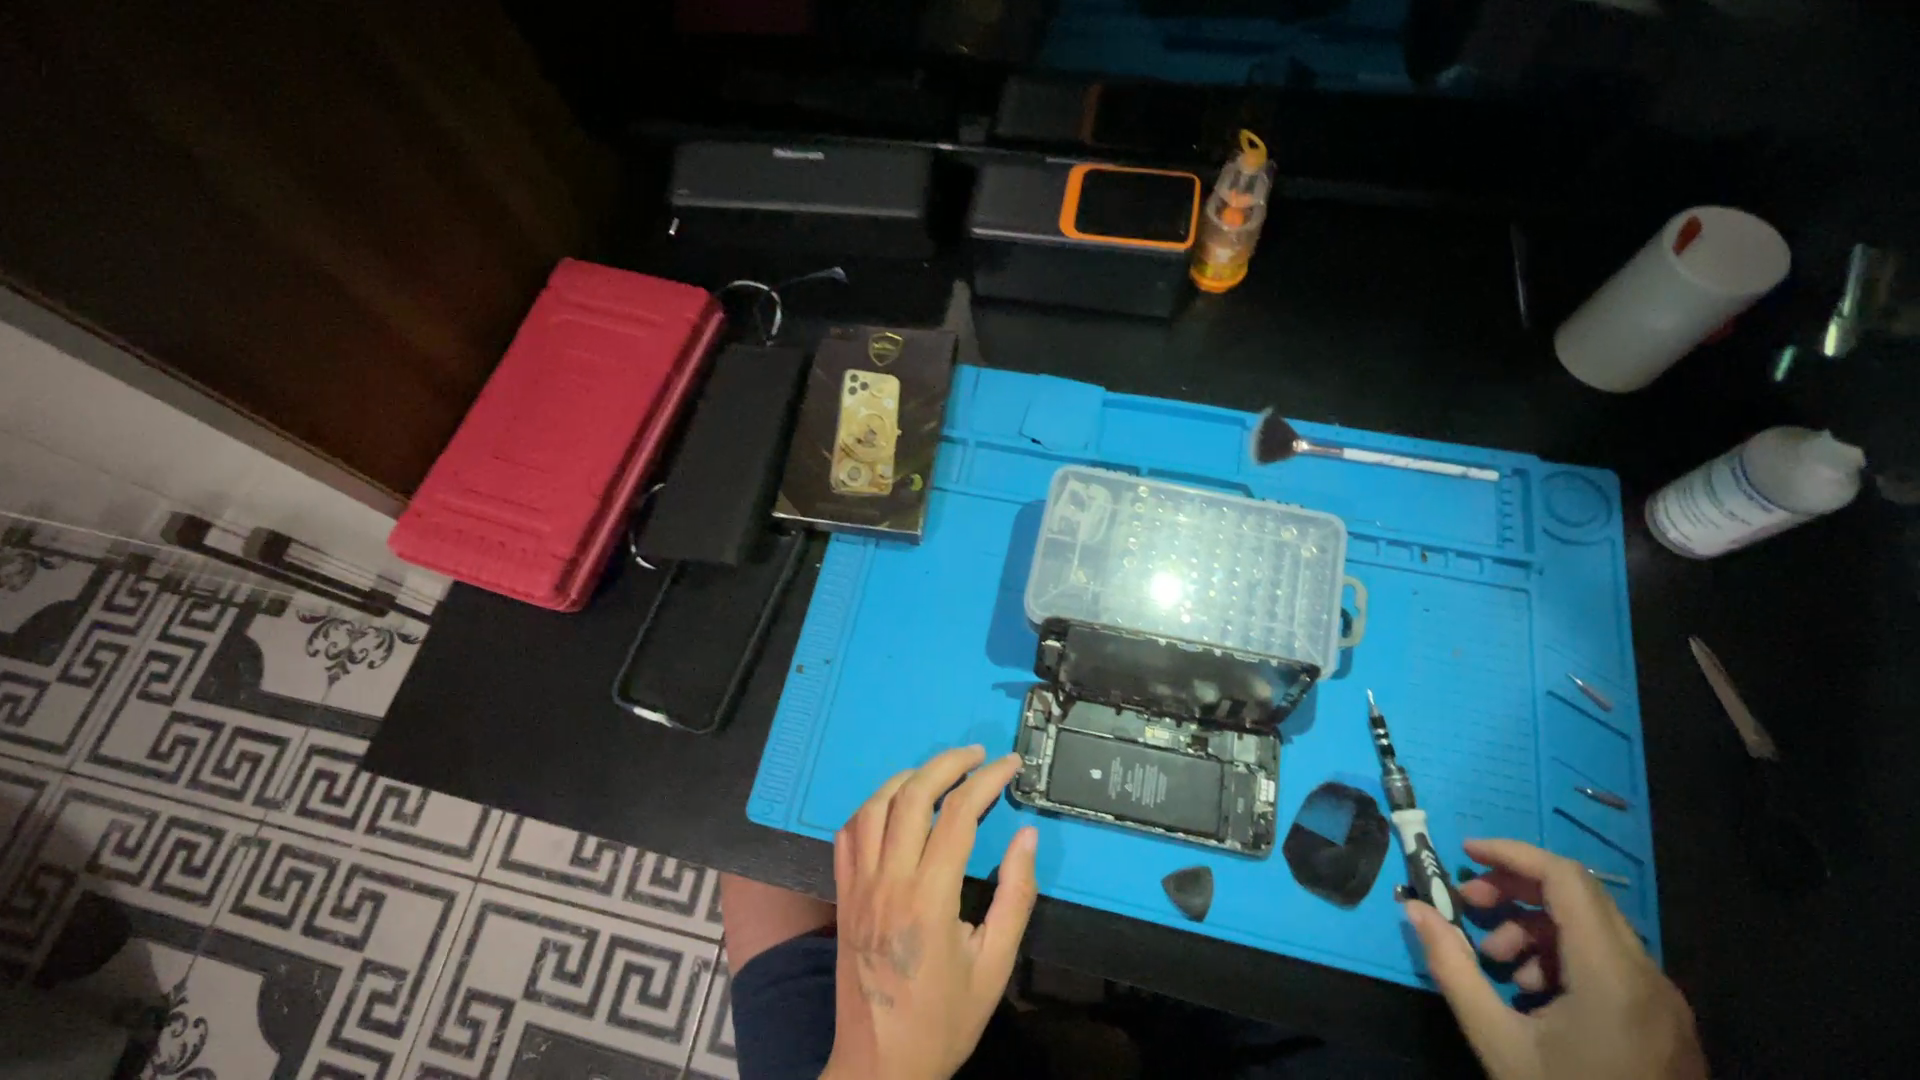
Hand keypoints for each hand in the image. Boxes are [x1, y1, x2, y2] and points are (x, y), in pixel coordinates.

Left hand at [822, 746, 1038, 1079]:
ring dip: (907, 777)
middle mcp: (889, 880)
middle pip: (912, 795)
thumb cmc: (944, 1020)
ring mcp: (858, 885)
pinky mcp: (842, 895)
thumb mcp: (994, 966)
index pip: (958, 814)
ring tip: (938, 771)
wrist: (880, 1066)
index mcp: (930, 898)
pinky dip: (871, 806)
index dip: (987, 780)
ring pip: (874, 806)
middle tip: (977, 755)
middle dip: (947, 763)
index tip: (1010, 765)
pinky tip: (893, 805)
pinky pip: (848, 833)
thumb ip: (1015, 897)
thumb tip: (1027, 838)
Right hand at [1405, 838, 1706, 1079]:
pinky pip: (1610, 961)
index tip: (1463, 854)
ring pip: (1593, 928)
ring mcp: (1664, 1000)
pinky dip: (1563, 955)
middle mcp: (1649, 977)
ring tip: (1495, 961)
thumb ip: (1452, 968)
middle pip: (1579, 896)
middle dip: (1515, 888)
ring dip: (1535, 925)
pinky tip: (1533, 991)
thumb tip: (1413, 908)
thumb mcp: (1497, 1041)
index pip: (1566, 879)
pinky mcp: (1665, 1020)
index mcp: (1613, 977)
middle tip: (1467, 904)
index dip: (1512, 853)